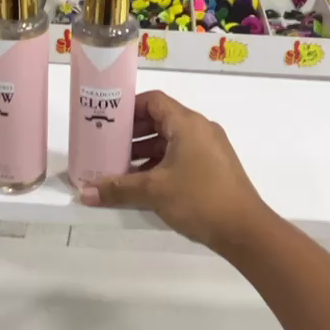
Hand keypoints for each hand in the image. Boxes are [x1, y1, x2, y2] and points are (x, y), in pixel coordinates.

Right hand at [78, 90, 275, 252]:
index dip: (128, 108)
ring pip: (170, 141)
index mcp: (187, 123)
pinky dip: (160, 163)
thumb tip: (85, 192)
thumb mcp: (154, 192)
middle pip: (160, 120)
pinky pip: (181, 155)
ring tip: (118, 169)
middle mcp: (200, 129)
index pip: (153, 101)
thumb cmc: (199, 199)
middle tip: (106, 147)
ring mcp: (209, 148)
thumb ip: (118, 189)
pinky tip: (143, 184)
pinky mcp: (213, 167)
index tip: (106, 121)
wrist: (244, 229)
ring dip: (144, 152)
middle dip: (131, 134)